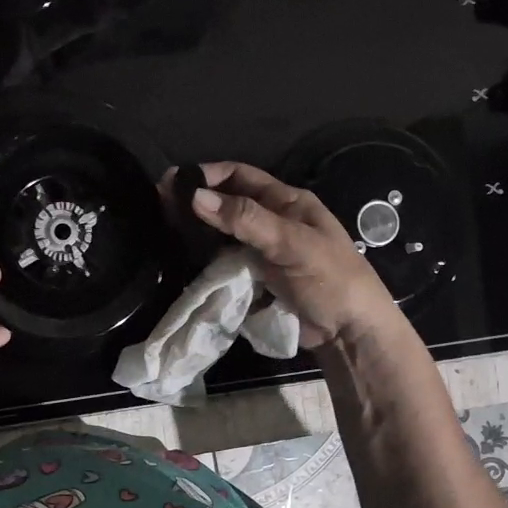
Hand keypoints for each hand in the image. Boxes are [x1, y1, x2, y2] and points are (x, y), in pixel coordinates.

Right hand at [174, 162, 394, 348]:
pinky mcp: (256, 277)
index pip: (240, 176)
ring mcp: (263, 251)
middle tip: (158, 206)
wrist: (348, 333)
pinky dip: (204, 257)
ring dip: (197, 230)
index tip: (172, 182)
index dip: (207, 175)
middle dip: (195, 201)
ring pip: (222, 232)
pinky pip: (224, 261)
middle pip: (227, 203)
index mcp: (288, 203)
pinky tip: (183, 258)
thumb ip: (246, 220)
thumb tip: (195, 197)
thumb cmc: (331, 280)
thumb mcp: (291, 244)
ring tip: (163, 230)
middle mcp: (273, 221)